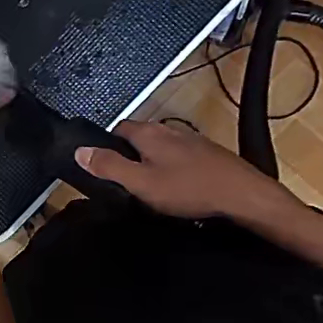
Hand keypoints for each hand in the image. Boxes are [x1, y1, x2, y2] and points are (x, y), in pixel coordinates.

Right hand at [76, 120, 302, 222]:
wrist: (240, 194)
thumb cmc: (190, 188)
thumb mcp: (141, 183)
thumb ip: (109, 166)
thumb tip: (81, 151)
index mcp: (149, 133)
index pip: (118, 128)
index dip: (106, 146)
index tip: (102, 165)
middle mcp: (170, 131)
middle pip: (140, 140)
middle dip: (130, 159)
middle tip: (126, 185)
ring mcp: (191, 142)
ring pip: (162, 151)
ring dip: (153, 167)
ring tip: (152, 192)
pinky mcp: (207, 156)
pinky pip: (181, 162)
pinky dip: (174, 174)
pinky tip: (178, 193)